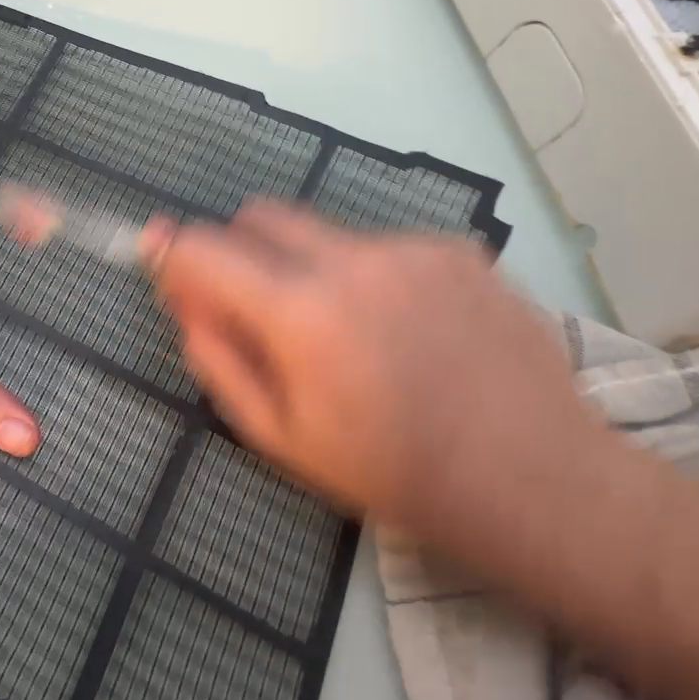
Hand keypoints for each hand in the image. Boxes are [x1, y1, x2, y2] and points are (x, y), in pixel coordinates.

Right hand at [145, 202, 596, 537]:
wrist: (540, 483)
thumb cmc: (393, 471)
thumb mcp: (280, 435)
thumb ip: (217, 358)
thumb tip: (184, 301)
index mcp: (301, 312)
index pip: (204, 248)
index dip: (171, 250)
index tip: (158, 254)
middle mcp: (353, 261)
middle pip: (259, 216)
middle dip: (237, 249)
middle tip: (254, 305)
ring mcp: (412, 249)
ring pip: (322, 232)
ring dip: (306, 266)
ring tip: (349, 331)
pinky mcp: (458, 250)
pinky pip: (381, 246)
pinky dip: (368, 275)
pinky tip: (406, 328)